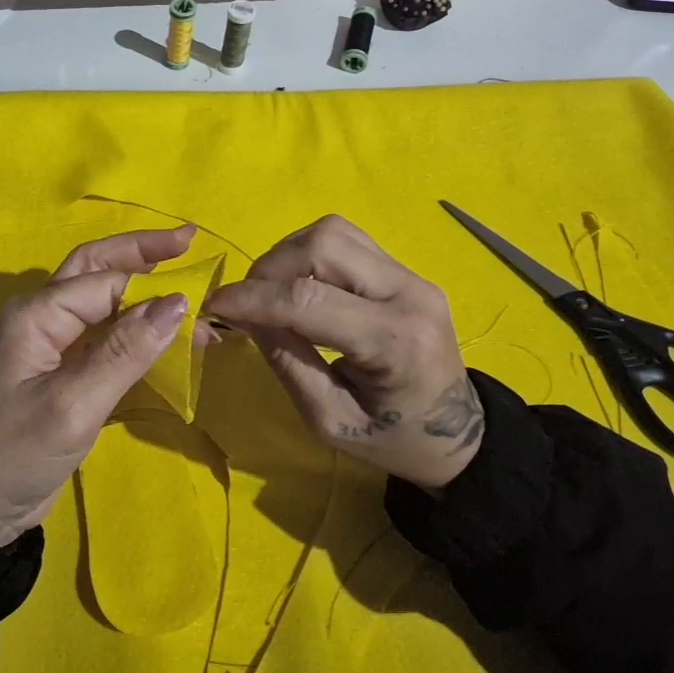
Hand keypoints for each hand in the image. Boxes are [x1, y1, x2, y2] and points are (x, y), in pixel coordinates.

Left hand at [0, 226, 200, 548]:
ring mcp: (51, 345)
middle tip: (189, 241)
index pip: (106, 282)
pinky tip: (164, 334)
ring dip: (142, 290)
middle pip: (97, 268)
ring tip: (189, 288)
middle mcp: (42, 318)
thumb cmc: (14, 454)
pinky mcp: (61, 372)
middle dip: (142, 252)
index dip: (154, 285)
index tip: (203, 299)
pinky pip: (103, 336)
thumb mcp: (73, 406)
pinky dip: (135, 329)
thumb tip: (178, 302)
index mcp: (36, 314)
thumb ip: (125, 353)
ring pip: (102, 300)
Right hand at [205, 215, 483, 492]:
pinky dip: (309, 254)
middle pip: (324, 245)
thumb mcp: (329, 420)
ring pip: (333, 232)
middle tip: (247, 302)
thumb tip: (242, 316)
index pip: (309, 299)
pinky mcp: (406, 270)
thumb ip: (285, 361)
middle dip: (270, 268)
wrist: (459, 436)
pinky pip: (346, 240)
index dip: (252, 298)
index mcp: (395, 342)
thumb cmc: (392, 440)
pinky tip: (299, 284)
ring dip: (288, 255)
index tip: (214, 305)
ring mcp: (412, 275)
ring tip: (271, 292)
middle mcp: (409, 294)